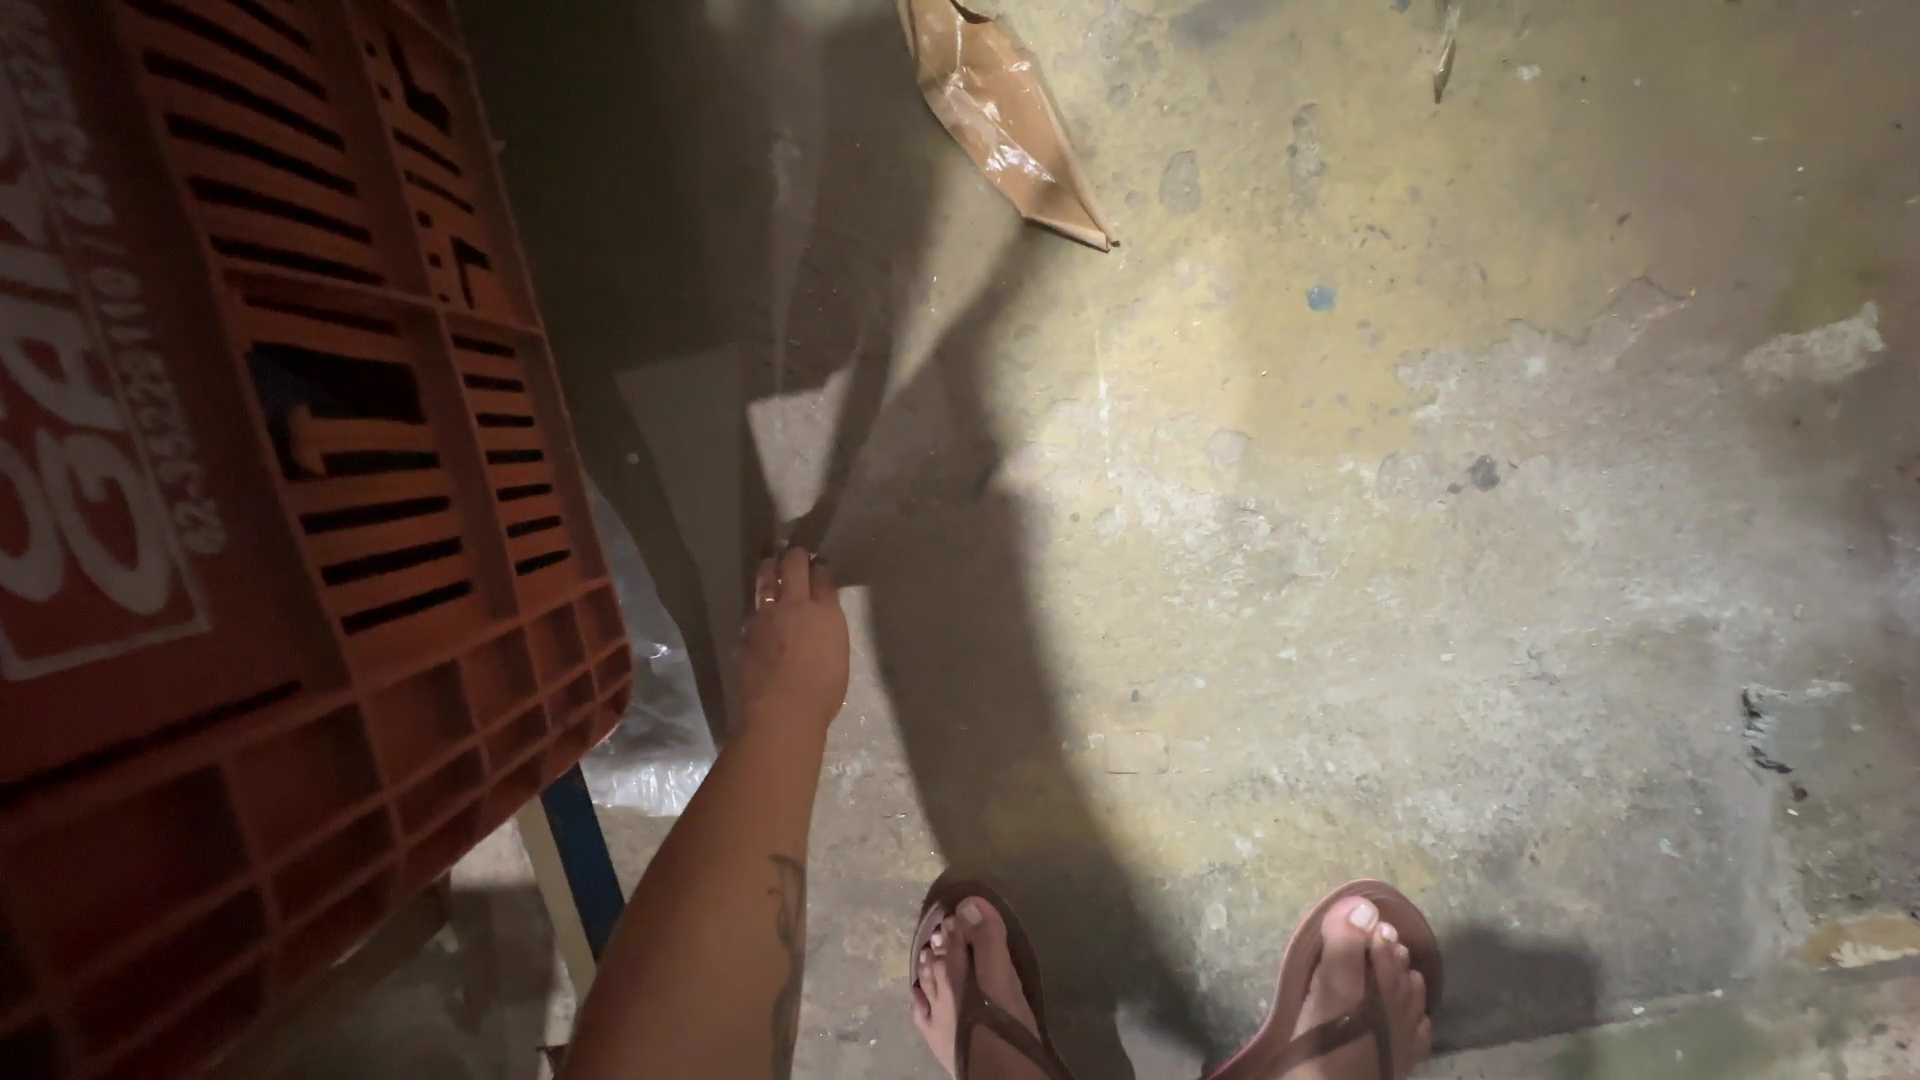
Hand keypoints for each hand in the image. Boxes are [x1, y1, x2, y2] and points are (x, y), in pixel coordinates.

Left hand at [737, 547, 849, 737]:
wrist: (780, 713)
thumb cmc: (822, 692)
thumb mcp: (837, 655)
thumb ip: (828, 631)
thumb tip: (819, 624)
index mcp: (824, 612)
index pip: (822, 576)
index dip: (820, 567)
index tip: (818, 564)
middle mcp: (794, 605)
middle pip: (793, 567)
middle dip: (794, 556)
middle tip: (794, 552)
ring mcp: (764, 617)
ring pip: (765, 580)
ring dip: (769, 568)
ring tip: (770, 563)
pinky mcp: (745, 633)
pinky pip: (752, 612)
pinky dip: (757, 608)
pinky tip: (758, 613)